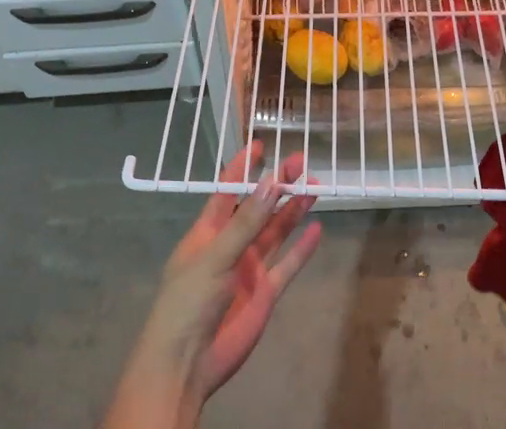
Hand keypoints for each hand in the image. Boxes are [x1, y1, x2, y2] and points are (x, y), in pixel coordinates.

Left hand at [105, 143, 322, 427]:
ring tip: (315, 186)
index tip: (260, 145)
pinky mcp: (265, 292)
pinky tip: (317, 229)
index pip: (226, 191)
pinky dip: (302, 248)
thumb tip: (271, 181)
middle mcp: (230, 245)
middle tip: (301, 162)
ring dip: (293, 210)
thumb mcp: (215, 256)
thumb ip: (246, 221)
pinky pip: (288, 264)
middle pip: (258, 208)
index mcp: (207, 232)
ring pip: (276, 232)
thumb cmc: (189, 301)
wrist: (187, 362)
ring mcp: (249, 269)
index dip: (242, 168)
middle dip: (278, 185)